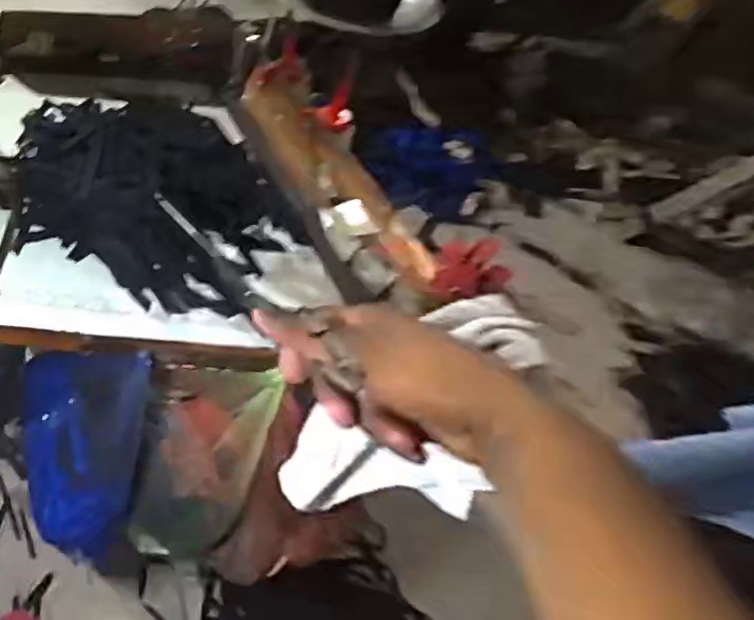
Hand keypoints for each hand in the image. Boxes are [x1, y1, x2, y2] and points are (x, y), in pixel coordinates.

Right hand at [253, 306, 539, 466]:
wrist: (497, 421)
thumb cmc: (422, 376)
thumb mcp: (355, 355)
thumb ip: (305, 337)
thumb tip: (256, 311)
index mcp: (362, 320)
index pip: (311, 325)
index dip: (297, 348)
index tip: (292, 377)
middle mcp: (376, 342)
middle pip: (329, 364)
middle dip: (335, 393)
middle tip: (341, 415)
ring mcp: (396, 374)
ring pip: (354, 395)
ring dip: (368, 419)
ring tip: (394, 434)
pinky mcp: (413, 405)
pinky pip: (381, 416)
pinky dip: (391, 430)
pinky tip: (410, 441)